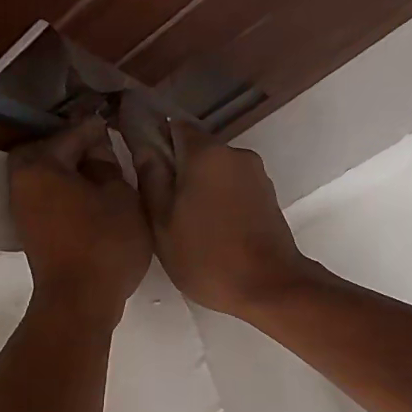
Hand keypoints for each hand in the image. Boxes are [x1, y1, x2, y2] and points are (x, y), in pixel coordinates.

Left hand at [9, 117, 151, 323]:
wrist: (80, 301)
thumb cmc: (105, 243)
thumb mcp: (122, 197)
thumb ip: (108, 165)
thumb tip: (98, 148)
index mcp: (41, 164)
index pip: (75, 132)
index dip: (100, 126)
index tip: (120, 119)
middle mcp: (23, 180)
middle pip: (52, 150)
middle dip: (78, 146)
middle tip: (109, 148)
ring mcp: (23, 207)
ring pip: (50, 174)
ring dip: (74, 170)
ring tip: (106, 174)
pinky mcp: (32, 229)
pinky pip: (50, 195)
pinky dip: (69, 191)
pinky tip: (95, 197)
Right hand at [133, 119, 322, 317]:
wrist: (270, 286)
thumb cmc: (207, 256)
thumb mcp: (163, 221)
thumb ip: (151, 177)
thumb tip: (143, 144)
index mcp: (207, 153)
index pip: (174, 125)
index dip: (154, 139)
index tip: (141, 165)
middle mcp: (236, 154)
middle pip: (197, 149)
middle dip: (177, 168)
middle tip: (159, 205)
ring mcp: (257, 175)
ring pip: (216, 170)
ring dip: (199, 186)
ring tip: (184, 223)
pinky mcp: (268, 197)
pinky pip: (234, 187)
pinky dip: (219, 199)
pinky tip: (210, 229)